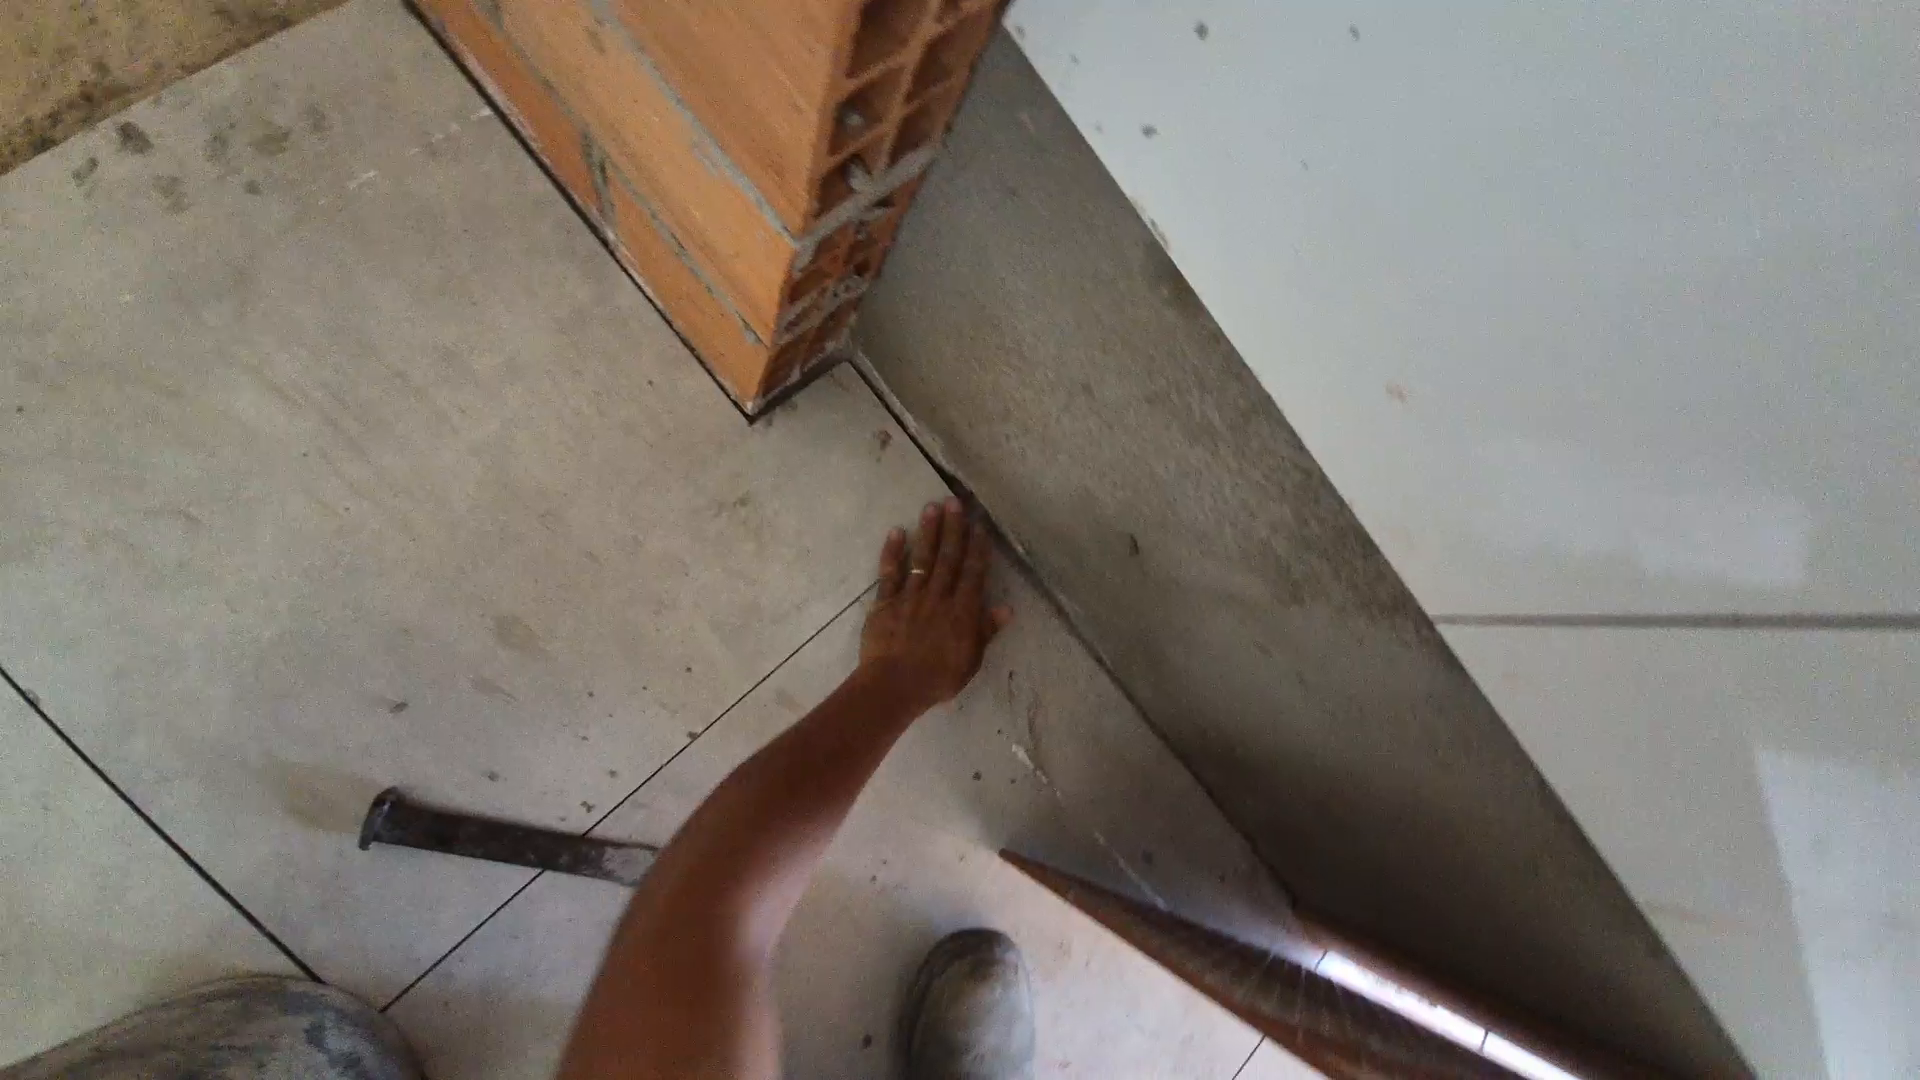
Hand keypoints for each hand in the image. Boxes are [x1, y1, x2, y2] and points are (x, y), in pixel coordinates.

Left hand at [861, 498, 1012, 709]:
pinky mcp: (885, 602)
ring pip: (922, 558)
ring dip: (928, 532)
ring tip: (931, 506)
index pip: (973, 573)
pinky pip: (890, 572)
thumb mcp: (970, 661)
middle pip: (948, 557)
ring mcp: (910, 596)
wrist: (894, 685)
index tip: (980, 524)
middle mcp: (938, 596)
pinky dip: (893, 552)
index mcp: (962, 611)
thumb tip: (1006, 608)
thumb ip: (985, 631)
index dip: (977, 548)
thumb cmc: (937, 679)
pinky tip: (897, 532)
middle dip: (953, 529)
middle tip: (954, 502)